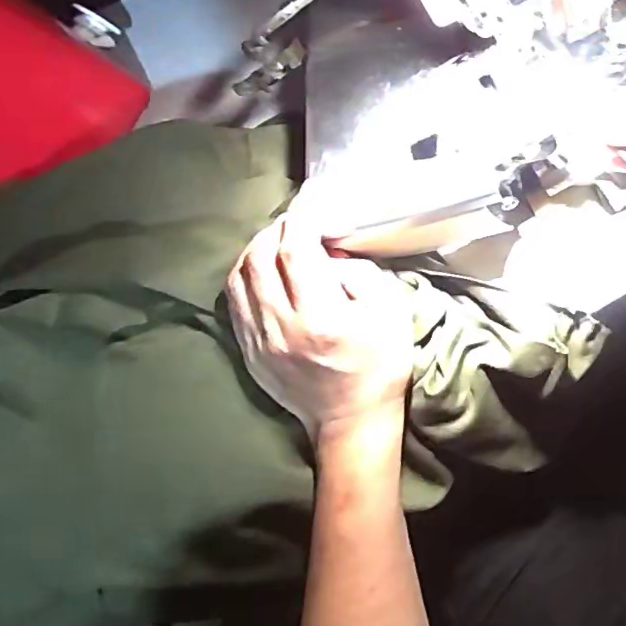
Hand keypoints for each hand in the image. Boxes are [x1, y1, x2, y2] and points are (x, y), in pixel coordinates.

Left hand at [227, 212, 418, 445]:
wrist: (352, 422)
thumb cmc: (381, 366)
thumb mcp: (391, 314)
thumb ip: (361, 275)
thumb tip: (331, 254)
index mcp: (320, 318)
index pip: (296, 252)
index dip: (300, 220)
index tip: (309, 203)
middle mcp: (281, 327)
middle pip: (259, 259)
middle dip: (275, 231)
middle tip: (295, 222)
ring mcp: (259, 342)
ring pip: (238, 279)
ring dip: (255, 250)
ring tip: (277, 242)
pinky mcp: (249, 353)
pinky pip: (234, 303)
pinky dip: (246, 276)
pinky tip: (264, 271)